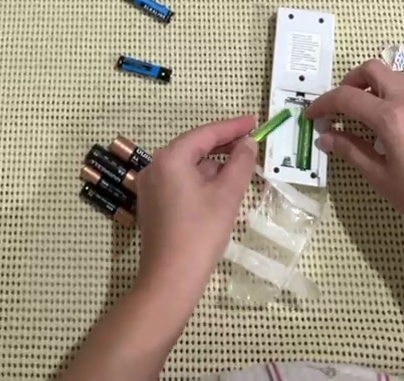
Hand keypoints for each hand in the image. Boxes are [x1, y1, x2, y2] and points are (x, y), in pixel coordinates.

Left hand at [130, 116, 257, 300]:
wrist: (169, 281)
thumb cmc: (200, 233)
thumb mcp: (227, 195)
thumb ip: (240, 163)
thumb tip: (248, 143)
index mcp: (170, 158)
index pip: (206, 133)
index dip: (232, 127)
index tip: (253, 122)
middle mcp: (155, 166)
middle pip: (194, 147)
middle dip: (222, 145)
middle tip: (249, 142)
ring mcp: (150, 186)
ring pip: (187, 165)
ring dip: (212, 165)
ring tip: (238, 168)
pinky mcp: (152, 204)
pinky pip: (179, 181)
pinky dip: (199, 180)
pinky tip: (218, 189)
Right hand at [306, 59, 403, 255]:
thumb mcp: (382, 179)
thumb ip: (351, 151)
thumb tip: (325, 137)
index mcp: (391, 117)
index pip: (347, 97)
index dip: (324, 104)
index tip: (312, 116)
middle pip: (372, 69)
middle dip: (349, 82)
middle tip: (340, 108)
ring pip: (393, 77)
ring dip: (372, 87)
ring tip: (362, 117)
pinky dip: (391, 96)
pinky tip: (390, 128)